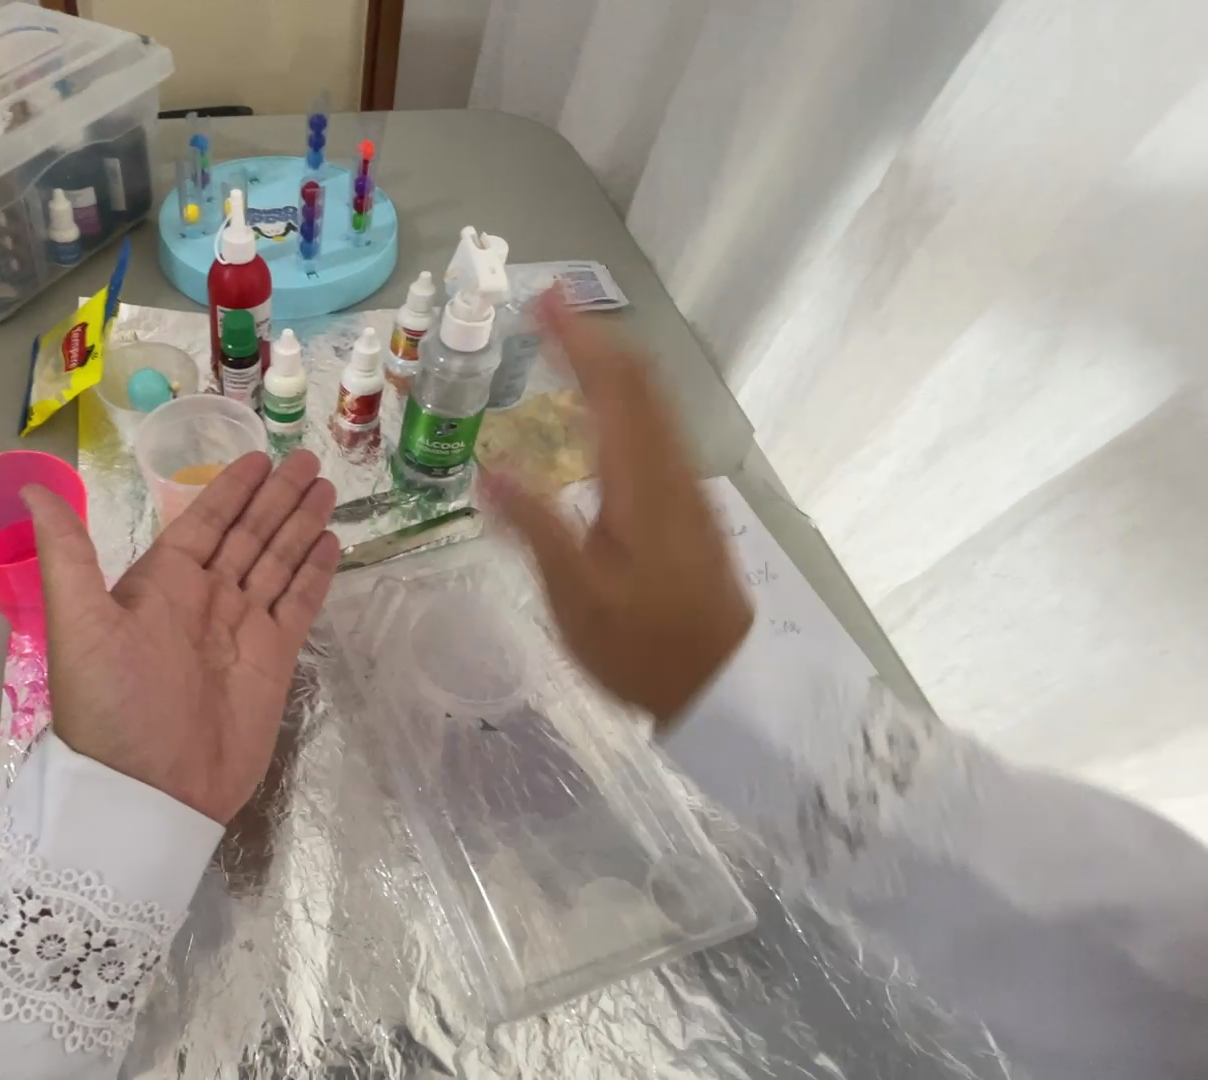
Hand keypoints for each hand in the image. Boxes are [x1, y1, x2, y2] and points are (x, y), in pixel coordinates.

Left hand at [21, 451, 338, 823]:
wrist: (149, 793)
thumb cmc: (111, 704)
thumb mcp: (79, 622)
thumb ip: (67, 551)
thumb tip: (30, 484)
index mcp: (161, 583)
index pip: (204, 521)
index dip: (232, 489)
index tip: (261, 457)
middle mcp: (204, 598)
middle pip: (249, 533)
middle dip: (277, 497)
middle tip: (308, 459)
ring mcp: (242, 629)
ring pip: (277, 561)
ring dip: (300, 525)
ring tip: (325, 490)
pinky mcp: (273, 661)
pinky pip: (297, 604)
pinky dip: (313, 575)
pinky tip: (329, 544)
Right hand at [487, 290, 751, 724]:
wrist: (719, 684)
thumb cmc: (639, 645)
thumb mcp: (574, 594)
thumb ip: (534, 527)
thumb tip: (488, 467)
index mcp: (639, 484)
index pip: (612, 390)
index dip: (577, 341)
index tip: (544, 302)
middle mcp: (669, 469)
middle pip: (640, 381)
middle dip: (594, 336)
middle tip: (549, 307)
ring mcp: (684, 484)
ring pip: (654, 400)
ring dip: (613, 360)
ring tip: (570, 338)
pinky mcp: (687, 501)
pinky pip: (657, 426)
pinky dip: (627, 395)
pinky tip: (605, 403)